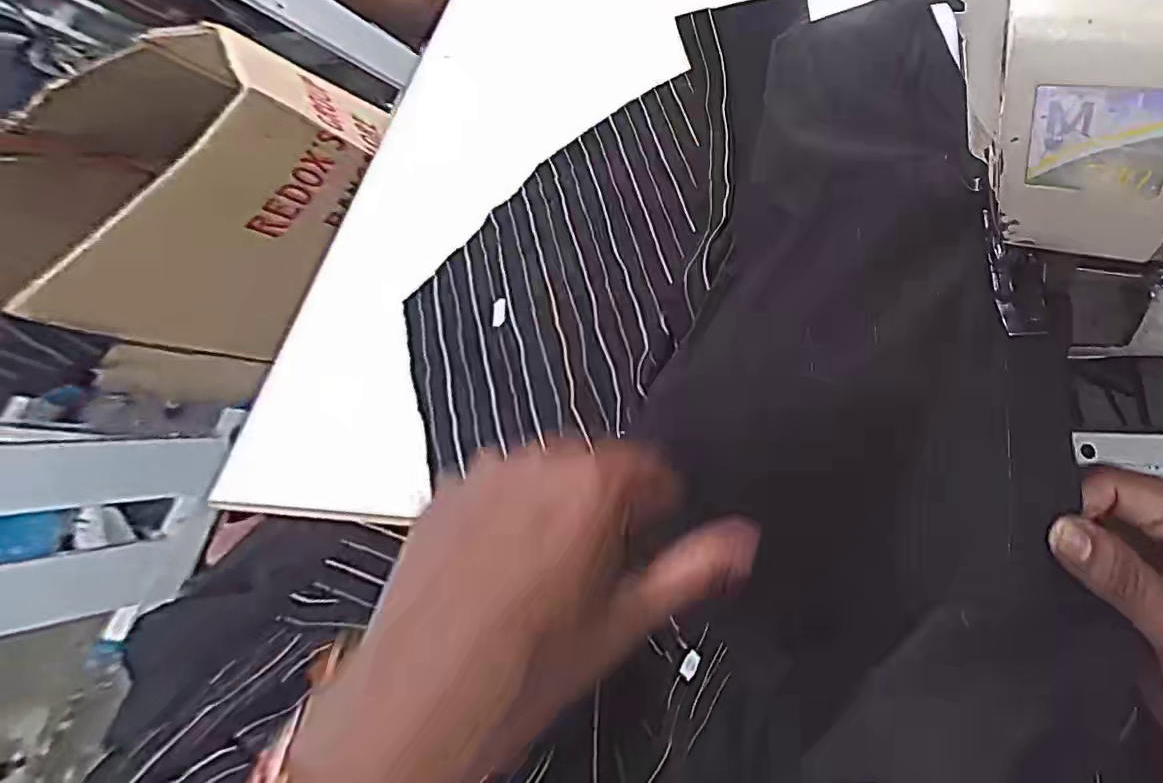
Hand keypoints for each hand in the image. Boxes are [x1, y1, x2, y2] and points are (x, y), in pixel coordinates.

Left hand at [289, 442, 757, 782]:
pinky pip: (503, 480)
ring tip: (554, 561)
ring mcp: (487, 477)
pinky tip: (508, 558)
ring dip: (566, 498)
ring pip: (553, 467)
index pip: (653, 464)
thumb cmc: (513, 674)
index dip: (659, 501)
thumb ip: (695, 567)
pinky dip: (516, 505)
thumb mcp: (624, 620)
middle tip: (603, 555)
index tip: (652, 527)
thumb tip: (743, 542)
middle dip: (612, 499)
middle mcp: (540, 466)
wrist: (405, 715)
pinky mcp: (445, 494)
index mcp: (593, 484)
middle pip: (603, 462)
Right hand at [1048, 468, 1162, 782]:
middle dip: (1075, 531)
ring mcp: (1155, 556)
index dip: (1081, 509)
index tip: (1062, 542)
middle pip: (1099, 502)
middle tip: (1075, 576)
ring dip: (1075, 558)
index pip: (1118, 484)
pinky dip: (1076, 580)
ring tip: (1095, 601)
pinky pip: (1088, 564)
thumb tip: (1069, 532)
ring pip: (1088, 531)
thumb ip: (1125, 579)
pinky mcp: (1135, 584)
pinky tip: (1090, 607)